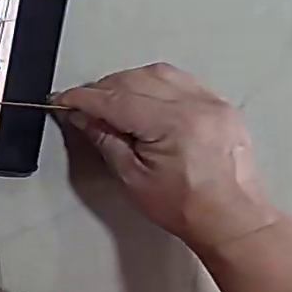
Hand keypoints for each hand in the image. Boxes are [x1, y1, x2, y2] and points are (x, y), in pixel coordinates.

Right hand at [55, 63, 281, 253]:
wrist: (231, 218)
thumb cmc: (181, 206)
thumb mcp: (131, 177)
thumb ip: (105, 139)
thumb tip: (80, 116)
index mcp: (173, 124)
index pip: (117, 99)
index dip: (83, 98)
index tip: (60, 100)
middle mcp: (195, 104)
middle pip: (135, 80)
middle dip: (101, 89)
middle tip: (81, 107)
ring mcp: (211, 101)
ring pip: (157, 73)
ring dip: (126, 82)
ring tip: (109, 103)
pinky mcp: (219, 105)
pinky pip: (179, 80)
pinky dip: (152, 84)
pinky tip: (140, 99)